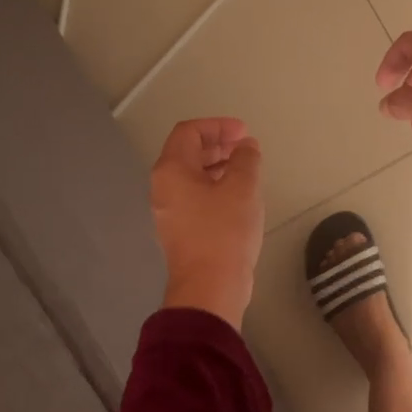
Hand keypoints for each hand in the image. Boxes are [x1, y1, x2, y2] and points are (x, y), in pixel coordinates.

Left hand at [151, 118, 263, 326]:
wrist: (210, 286)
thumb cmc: (224, 231)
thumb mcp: (242, 188)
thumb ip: (245, 160)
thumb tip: (245, 146)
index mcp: (171, 171)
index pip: (188, 132)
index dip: (217, 126)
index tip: (244, 131)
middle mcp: (164, 188)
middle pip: (187, 153)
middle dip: (218, 145)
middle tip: (247, 147)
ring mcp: (171, 211)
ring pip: (192, 177)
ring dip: (219, 167)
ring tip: (247, 170)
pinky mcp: (182, 230)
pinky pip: (197, 197)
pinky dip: (216, 187)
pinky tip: (239, 197)